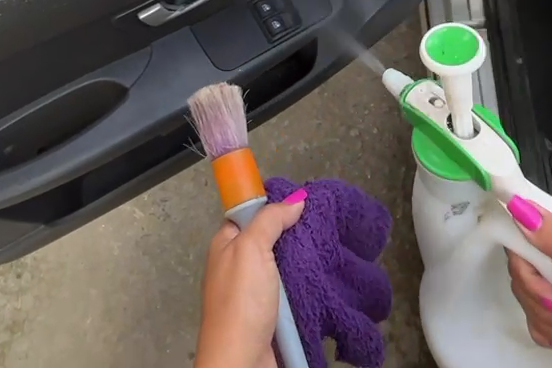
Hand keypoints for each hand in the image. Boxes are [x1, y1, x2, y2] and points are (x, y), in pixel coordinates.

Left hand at [195, 190, 307, 367]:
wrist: (242, 363)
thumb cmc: (240, 302)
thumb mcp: (251, 248)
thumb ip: (271, 220)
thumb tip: (296, 199)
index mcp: (225, 244)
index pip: (248, 213)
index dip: (270, 205)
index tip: (299, 201)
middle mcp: (237, 265)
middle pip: (268, 239)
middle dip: (291, 234)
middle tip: (318, 225)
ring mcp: (253, 292)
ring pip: (281, 266)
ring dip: (300, 263)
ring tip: (326, 249)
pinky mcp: (269, 315)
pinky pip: (290, 292)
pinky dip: (303, 287)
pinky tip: (320, 278)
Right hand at [504, 199, 551, 367]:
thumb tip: (518, 206)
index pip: (523, 228)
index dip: (527, 262)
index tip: (547, 288)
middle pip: (520, 264)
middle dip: (538, 297)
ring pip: (522, 288)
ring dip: (545, 316)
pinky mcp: (551, 298)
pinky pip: (528, 309)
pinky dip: (546, 327)